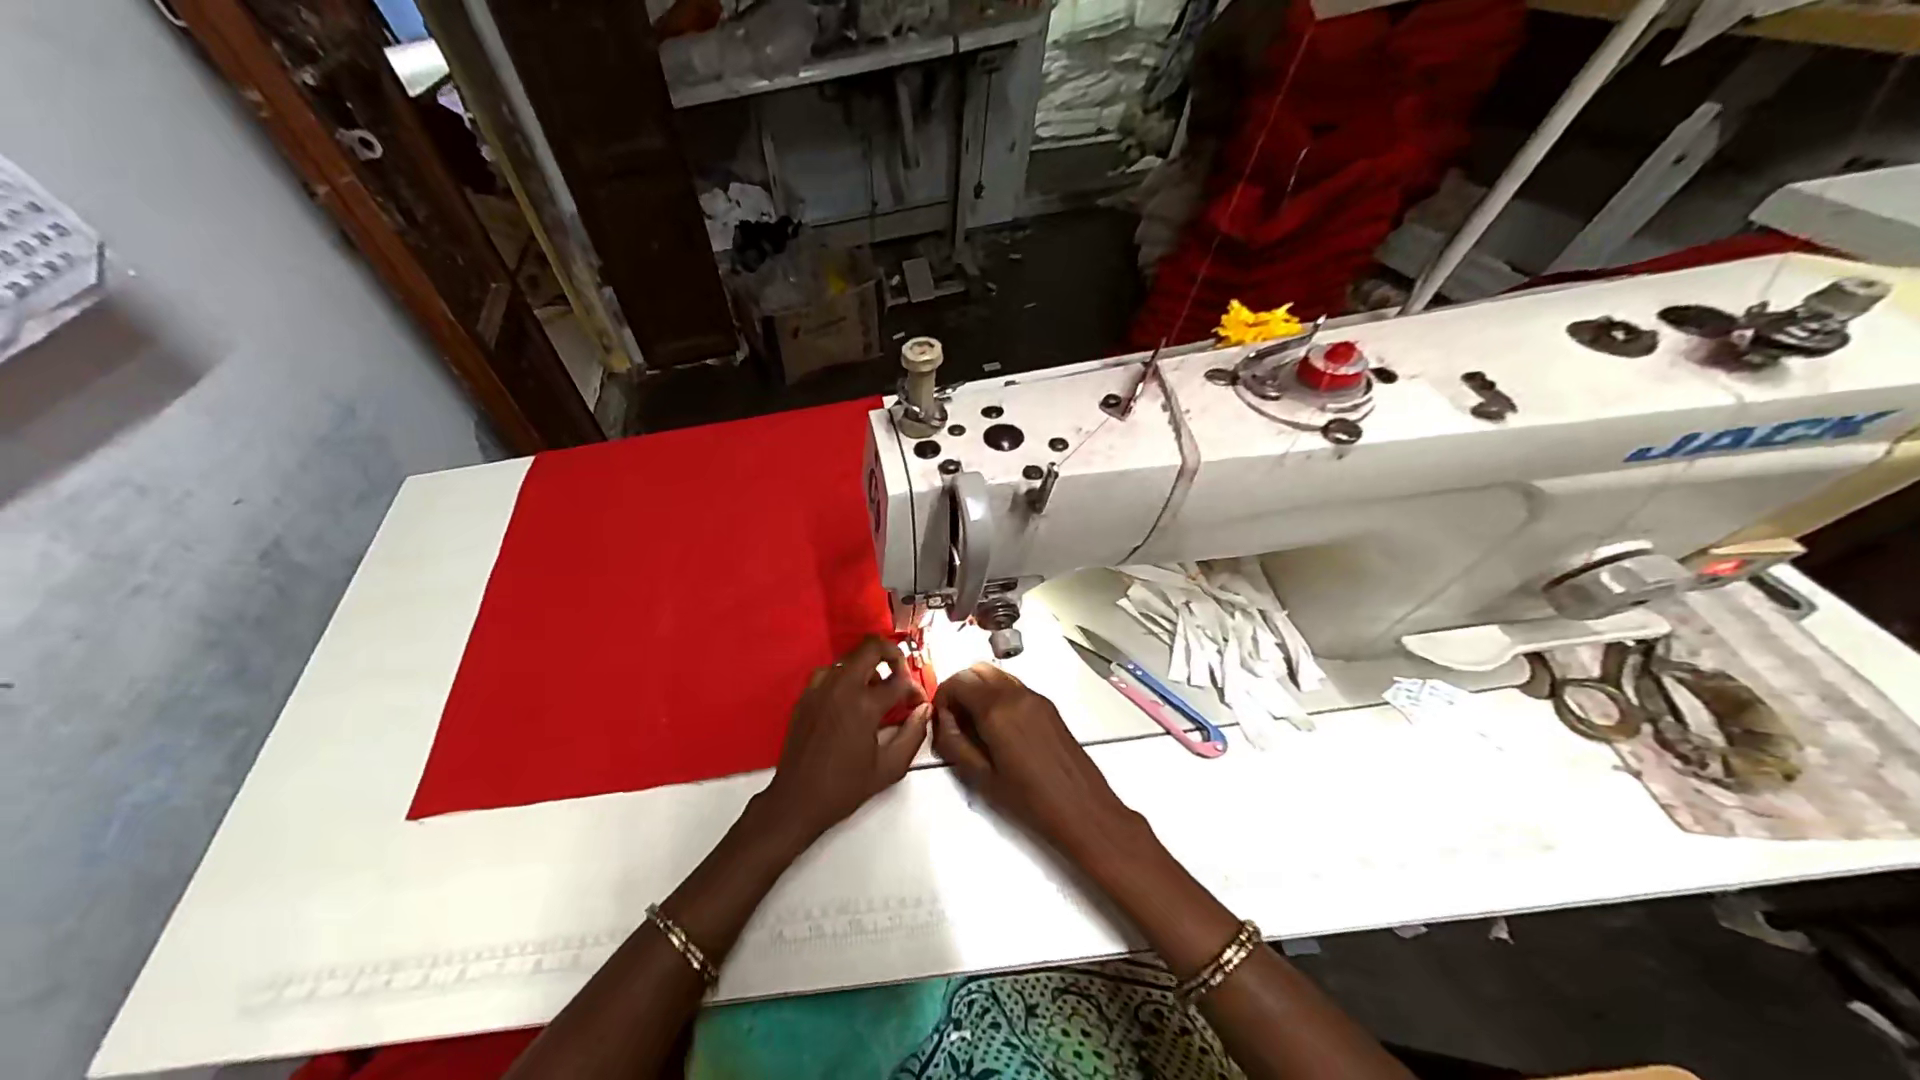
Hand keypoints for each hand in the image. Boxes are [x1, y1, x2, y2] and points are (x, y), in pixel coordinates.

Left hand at [761, 636, 929, 841]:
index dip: (915, 689)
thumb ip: (913, 735)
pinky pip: (830, 672)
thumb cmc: (844, 787)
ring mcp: (819, 688)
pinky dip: (845, 677)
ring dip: (868, 667)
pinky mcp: (805, 696)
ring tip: (875, 691)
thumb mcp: (889, 768)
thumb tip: (924, 710)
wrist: (796, 800)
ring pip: (849, 658)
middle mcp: (841, 688)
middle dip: (892, 655)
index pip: (899, 681)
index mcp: (864, 705)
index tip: (917, 703)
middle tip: (900, 675)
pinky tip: (850, 699)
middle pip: (871, 647)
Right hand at [931, 664, 1139, 858]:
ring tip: (974, 725)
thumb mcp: (981, 777)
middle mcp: (1017, 695)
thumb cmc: (1031, 801)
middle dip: (960, 689)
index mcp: (997, 710)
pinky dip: (999, 696)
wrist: (1083, 810)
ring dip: (980, 690)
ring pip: (998, 676)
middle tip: (953, 719)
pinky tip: (999, 729)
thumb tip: (942, 722)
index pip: (958, 681)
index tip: (939, 717)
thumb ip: (954, 743)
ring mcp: (1036, 699)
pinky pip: (1015, 688)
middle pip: (977, 671)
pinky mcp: (1049, 708)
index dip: (942, 695)